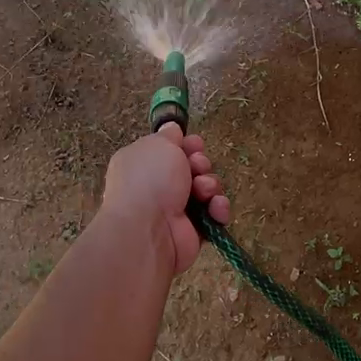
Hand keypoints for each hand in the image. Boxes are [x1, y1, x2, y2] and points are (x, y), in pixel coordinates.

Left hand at [101, 122, 230, 274]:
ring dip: (210, 185)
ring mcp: (174, 210)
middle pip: (192, 167)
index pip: (171, 150)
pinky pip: (213, 214)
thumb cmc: (150, 179)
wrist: (148, 230)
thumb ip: (169, 135)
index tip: (194, 144)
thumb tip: (172, 128)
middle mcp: (157, 186)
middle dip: (201, 164)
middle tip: (197, 168)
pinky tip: (215, 208)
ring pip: (206, 189)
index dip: (187, 145)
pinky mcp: (192, 231)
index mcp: (143, 164)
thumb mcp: (158, 145)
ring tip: (204, 191)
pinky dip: (218, 209)